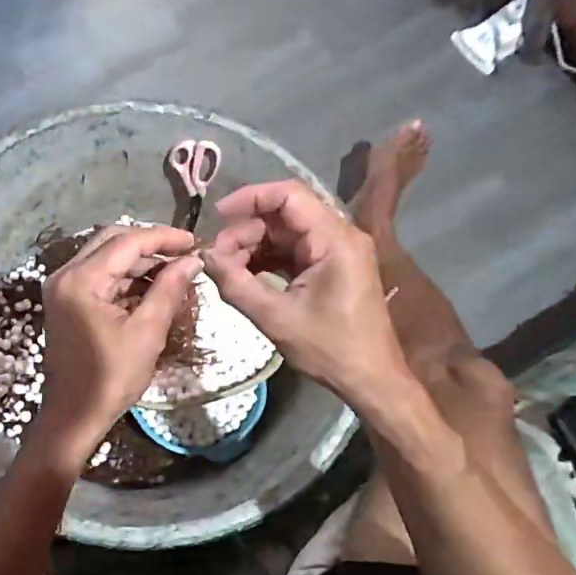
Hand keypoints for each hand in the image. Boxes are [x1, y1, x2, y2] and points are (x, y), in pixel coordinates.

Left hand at [38, 225, 202, 456]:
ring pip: (105, 258)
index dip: (163, 238)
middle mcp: (65, 275)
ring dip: (138, 262)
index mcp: (80, 280)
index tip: (194, 242)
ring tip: (174, 270)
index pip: (126, 242)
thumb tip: (193, 260)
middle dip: (150, 245)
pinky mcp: (66, 302)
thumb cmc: (111, 378)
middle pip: (112, 242)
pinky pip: (98, 277)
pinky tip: (151, 286)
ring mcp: (62, 288)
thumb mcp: (147, 332)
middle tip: (184, 254)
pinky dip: (124, 278)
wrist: (74, 415)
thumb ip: (168, 289)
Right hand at [202, 180, 407, 401]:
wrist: (370, 378)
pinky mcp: (333, 267)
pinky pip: (295, 250)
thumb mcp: (275, 318)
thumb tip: (204, 258)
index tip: (217, 215)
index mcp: (334, 239)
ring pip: (287, 233)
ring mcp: (338, 251)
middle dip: (246, 230)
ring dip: (254, 246)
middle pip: (285, 214)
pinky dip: (268, 259)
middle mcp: (340, 236)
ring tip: (227, 269)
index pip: (289, 195)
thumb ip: (236, 284)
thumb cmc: (329, 348)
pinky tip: (245, 275)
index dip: (250, 198)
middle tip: (217, 258)